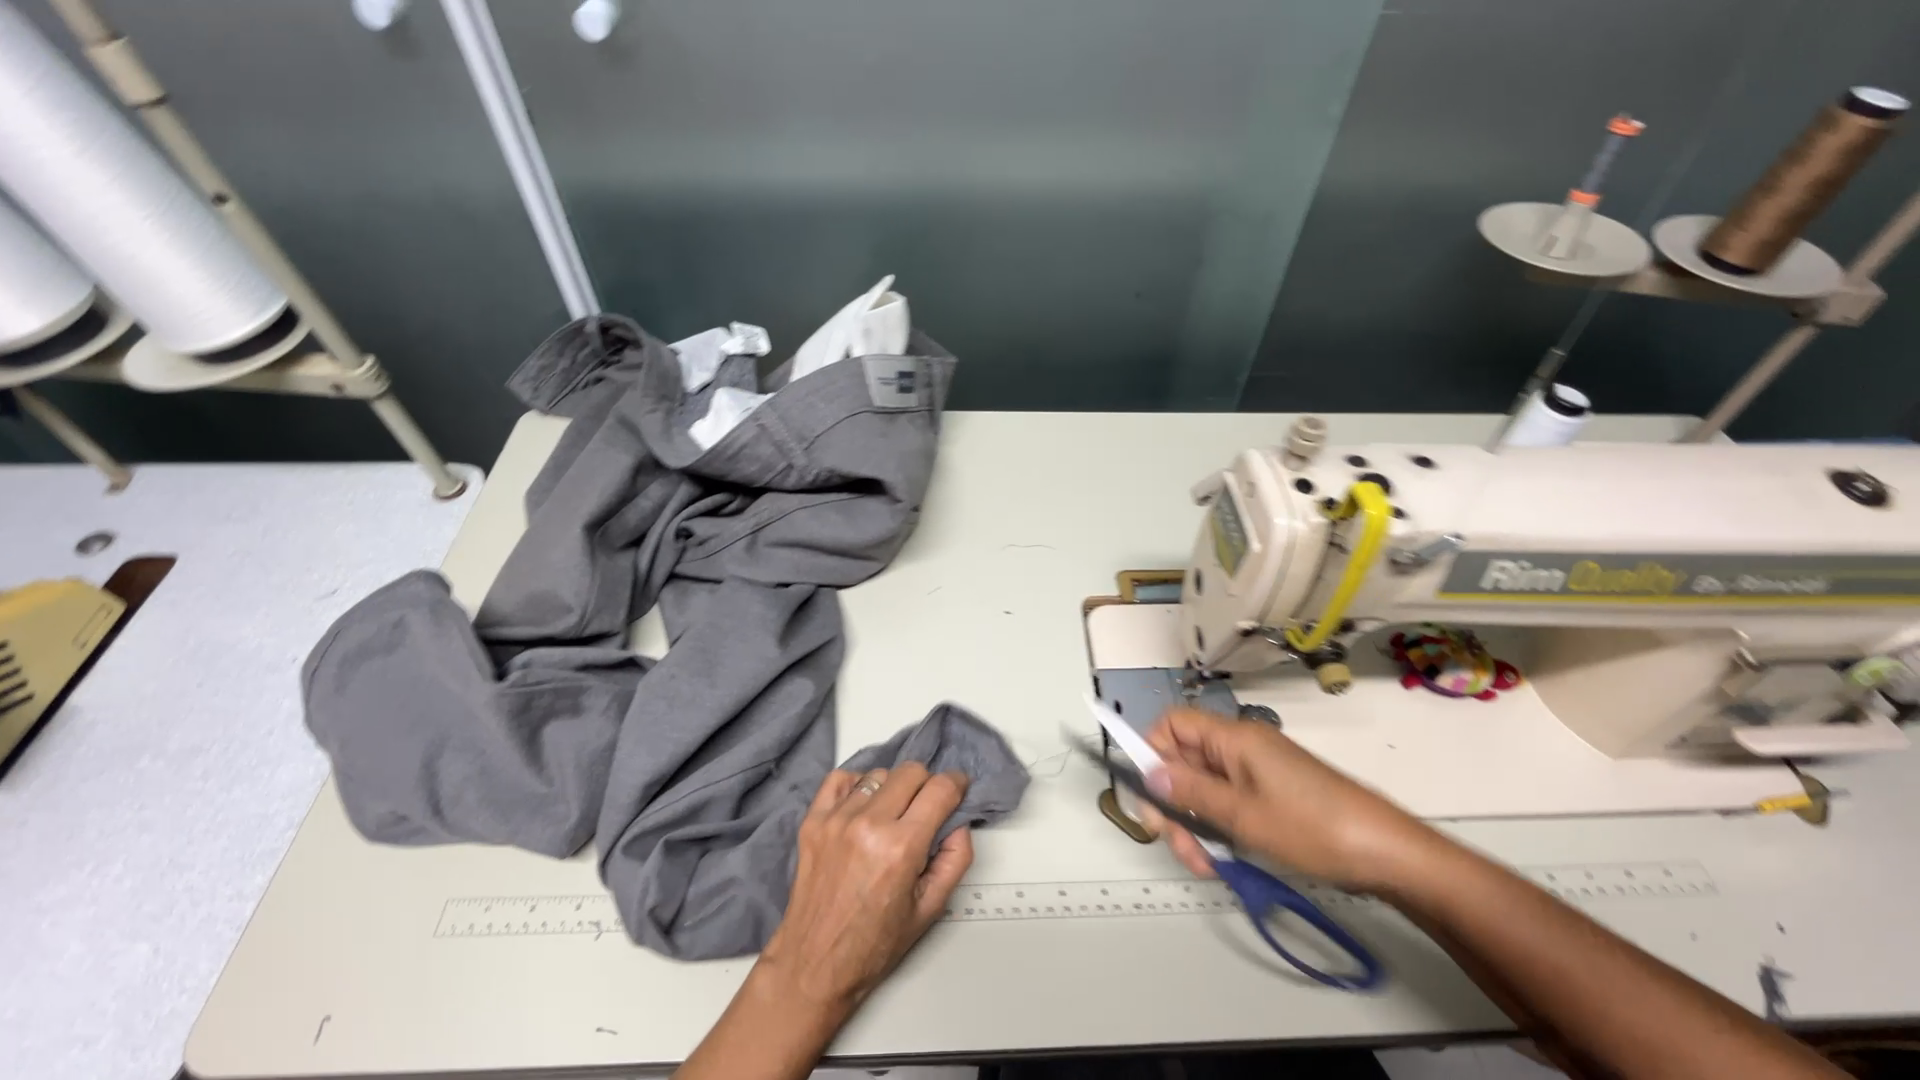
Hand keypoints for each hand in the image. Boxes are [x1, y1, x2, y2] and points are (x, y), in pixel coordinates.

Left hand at [757, 763, 972, 1009]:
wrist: (815, 963)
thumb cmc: (873, 944)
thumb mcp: (930, 908)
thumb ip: (955, 860)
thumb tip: (959, 823)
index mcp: (901, 848)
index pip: (940, 789)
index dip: (957, 784)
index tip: (959, 789)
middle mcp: (868, 825)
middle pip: (911, 771)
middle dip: (927, 785)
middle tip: (927, 808)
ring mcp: (836, 820)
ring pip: (879, 774)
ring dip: (893, 788)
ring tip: (892, 816)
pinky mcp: (812, 822)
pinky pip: (840, 779)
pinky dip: (857, 784)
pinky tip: (864, 806)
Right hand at [1139, 708, 1429, 892]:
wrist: (1385, 853)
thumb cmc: (1311, 828)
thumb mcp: (1242, 815)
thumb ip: (1190, 792)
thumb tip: (1147, 772)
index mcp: (1234, 739)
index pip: (1173, 724)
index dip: (1151, 751)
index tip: (1148, 795)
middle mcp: (1242, 748)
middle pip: (1184, 761)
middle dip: (1172, 802)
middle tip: (1174, 844)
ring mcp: (1258, 773)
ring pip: (1204, 789)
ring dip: (1193, 825)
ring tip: (1204, 865)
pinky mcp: (1271, 797)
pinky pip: (1228, 804)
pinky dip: (1218, 829)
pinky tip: (1222, 861)